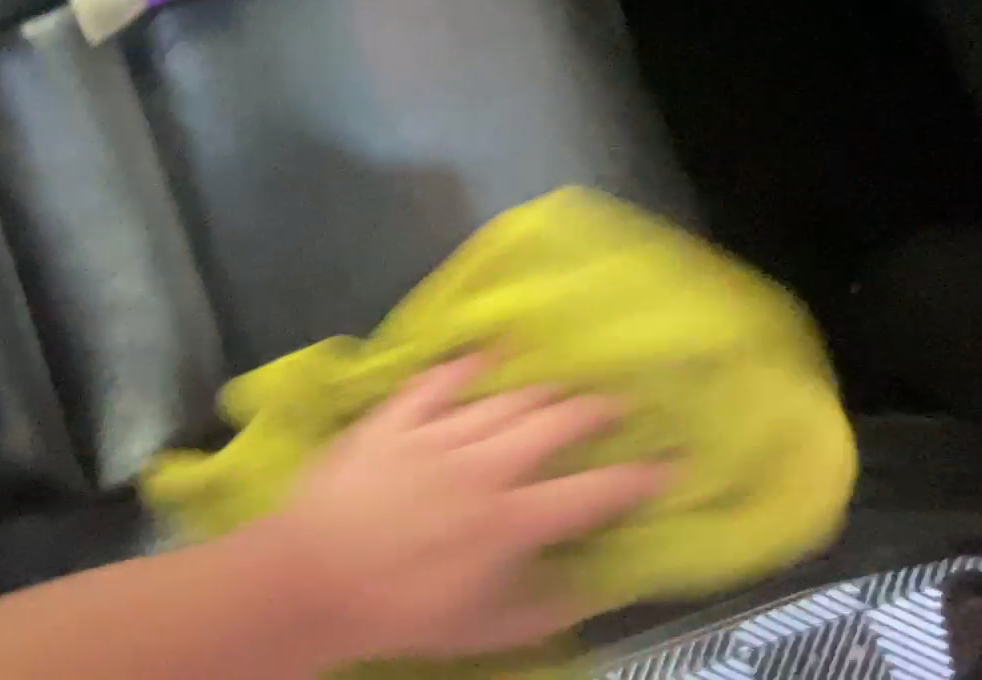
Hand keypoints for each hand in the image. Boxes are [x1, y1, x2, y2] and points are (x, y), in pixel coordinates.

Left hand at [243, 355, 669, 664]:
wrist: (315, 574)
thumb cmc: (400, 609)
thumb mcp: (484, 627)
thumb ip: (542, 607)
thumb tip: (585, 588)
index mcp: (509, 521)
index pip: (589, 493)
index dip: (636, 478)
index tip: (666, 464)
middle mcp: (478, 468)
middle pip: (548, 427)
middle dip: (589, 412)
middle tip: (613, 403)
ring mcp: (430, 438)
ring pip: (496, 402)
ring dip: (534, 390)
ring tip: (559, 384)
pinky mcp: (388, 422)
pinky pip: (429, 386)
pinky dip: (458, 368)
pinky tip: (480, 355)